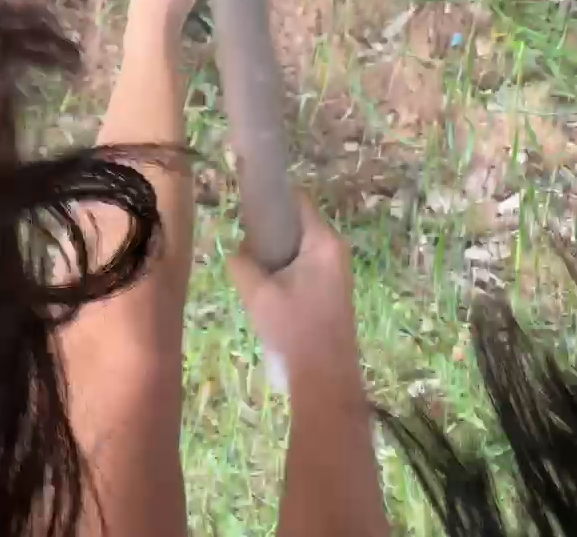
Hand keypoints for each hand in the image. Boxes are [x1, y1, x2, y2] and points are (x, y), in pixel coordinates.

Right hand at [227, 198, 364, 402]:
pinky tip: (269, 286)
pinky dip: (286, 266)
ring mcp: (337, 269)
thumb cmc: (294, 329)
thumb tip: (239, 253)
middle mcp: (335, 248)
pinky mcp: (333, 287)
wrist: (325, 378)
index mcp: (323, 241)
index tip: (246, 208)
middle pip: (297, 222)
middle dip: (270, 229)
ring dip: (277, 251)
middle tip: (246, 245)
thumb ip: (242, 263)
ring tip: (254, 268)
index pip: (296, 200)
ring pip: (299, 244)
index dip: (270, 199)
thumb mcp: (257, 293)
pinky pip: (305, 261)